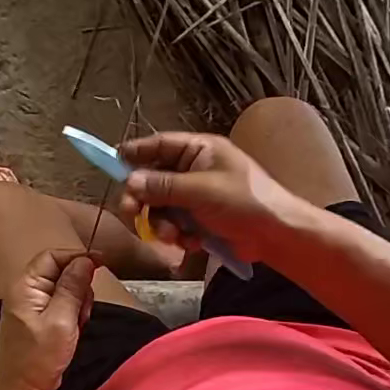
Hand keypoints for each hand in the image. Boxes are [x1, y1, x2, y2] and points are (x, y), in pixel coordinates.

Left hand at [0, 249, 100, 389]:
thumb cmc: (38, 358)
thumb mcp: (62, 320)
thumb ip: (73, 287)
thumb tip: (85, 260)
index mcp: (25, 286)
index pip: (53, 256)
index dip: (78, 257)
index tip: (102, 263)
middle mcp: (23, 291)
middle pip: (59, 272)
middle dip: (79, 286)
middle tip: (85, 310)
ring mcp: (28, 306)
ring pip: (62, 289)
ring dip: (77, 302)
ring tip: (77, 324)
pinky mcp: (34, 319)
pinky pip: (59, 305)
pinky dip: (71, 314)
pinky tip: (72, 330)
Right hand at [115, 132, 311, 264]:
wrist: (278, 236)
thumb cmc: (246, 202)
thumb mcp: (201, 190)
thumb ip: (163, 186)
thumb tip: (129, 181)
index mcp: (199, 150)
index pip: (159, 145)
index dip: (134, 152)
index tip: (111, 162)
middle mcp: (195, 169)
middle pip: (153, 180)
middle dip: (144, 200)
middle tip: (132, 213)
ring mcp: (196, 196)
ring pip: (160, 207)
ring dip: (162, 224)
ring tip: (174, 237)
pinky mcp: (200, 219)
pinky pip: (175, 224)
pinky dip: (178, 236)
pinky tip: (192, 244)